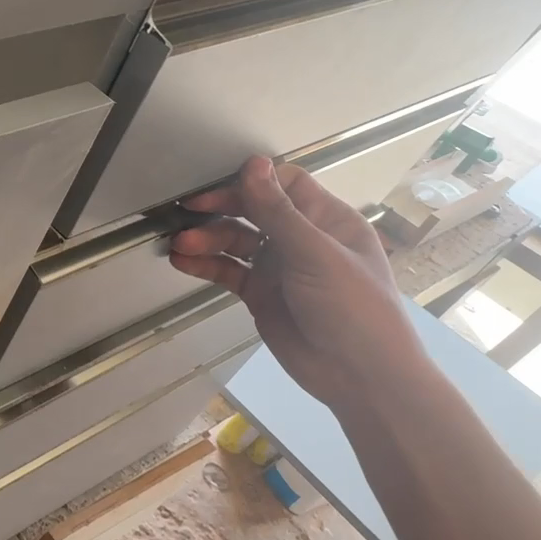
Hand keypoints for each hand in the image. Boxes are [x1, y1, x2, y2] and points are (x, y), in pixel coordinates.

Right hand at [167, 156, 430, 412]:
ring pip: (234, 240)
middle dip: (219, 209)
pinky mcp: (259, 293)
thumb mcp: (314, 253)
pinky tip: (182, 262)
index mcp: (327, 221)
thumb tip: (253, 162)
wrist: (361, 378)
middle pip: (252, 210)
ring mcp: (279, 266)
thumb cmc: (351, 306)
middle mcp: (301, 238)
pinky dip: (204, 264)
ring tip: (180, 245)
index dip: (251, 181)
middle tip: (186, 211)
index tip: (217, 185)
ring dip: (206, 239)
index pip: (284, 184)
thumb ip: (277, 210)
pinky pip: (227, 270)